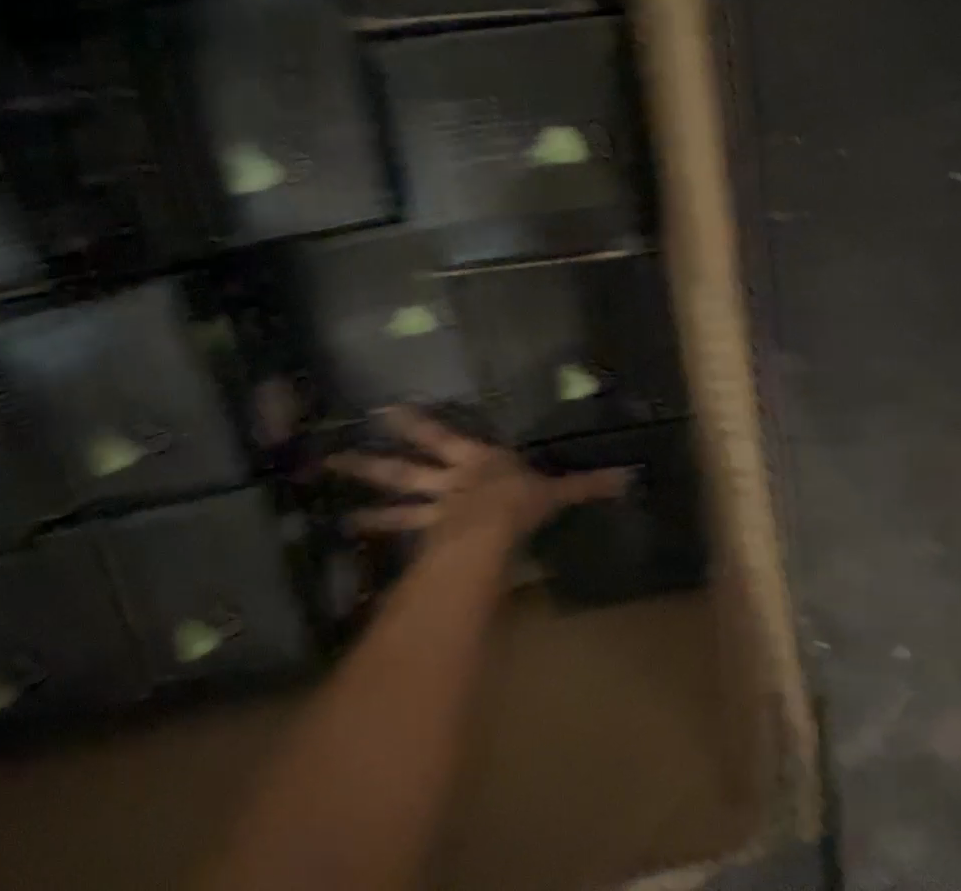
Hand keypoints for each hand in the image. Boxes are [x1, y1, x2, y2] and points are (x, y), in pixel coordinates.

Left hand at [322, 407, 631, 546]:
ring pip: (399, 506)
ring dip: (373, 509)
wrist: (494, 529)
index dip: (415, 425)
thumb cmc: (520, 501)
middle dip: (373, 465)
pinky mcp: (434, 539)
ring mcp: (435, 512)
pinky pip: (411, 540)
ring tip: (342, 514)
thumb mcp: (556, 491)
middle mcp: (448, 483)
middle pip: (406, 472)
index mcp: (474, 462)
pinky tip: (369, 549)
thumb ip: (586, 485)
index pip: (440, 438)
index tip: (385, 410)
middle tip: (333, 459)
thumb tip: (627, 476)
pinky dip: (391, 544)